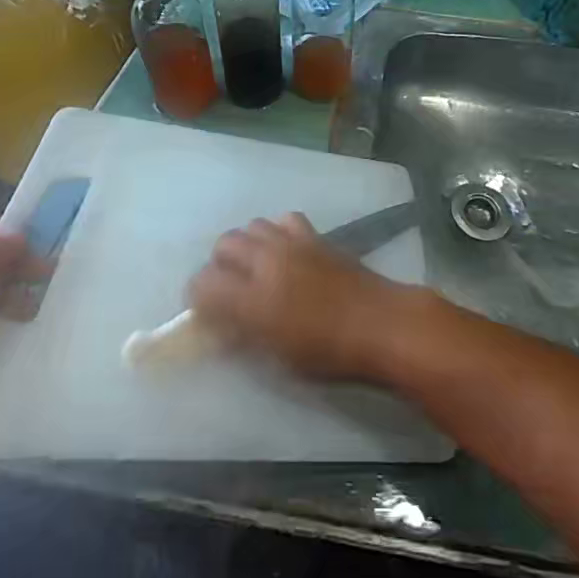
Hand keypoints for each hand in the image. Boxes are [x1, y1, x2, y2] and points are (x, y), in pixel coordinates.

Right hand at [187, 212, 418, 382]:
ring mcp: (292, 242)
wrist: (379, 323)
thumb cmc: (328, 351)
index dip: (199, 297)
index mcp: (251, 298)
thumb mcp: (277, 357)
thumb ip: (244, 336)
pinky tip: (287, 251)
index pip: (201, 283)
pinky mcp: (314, 235)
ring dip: (247, 245)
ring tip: (258, 268)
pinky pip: (284, 220)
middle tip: (232, 288)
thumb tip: (223, 327)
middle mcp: (266, 261)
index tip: (208, 312)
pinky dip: (278, 232)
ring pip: (252, 225)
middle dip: (220, 264)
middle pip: (224, 243)